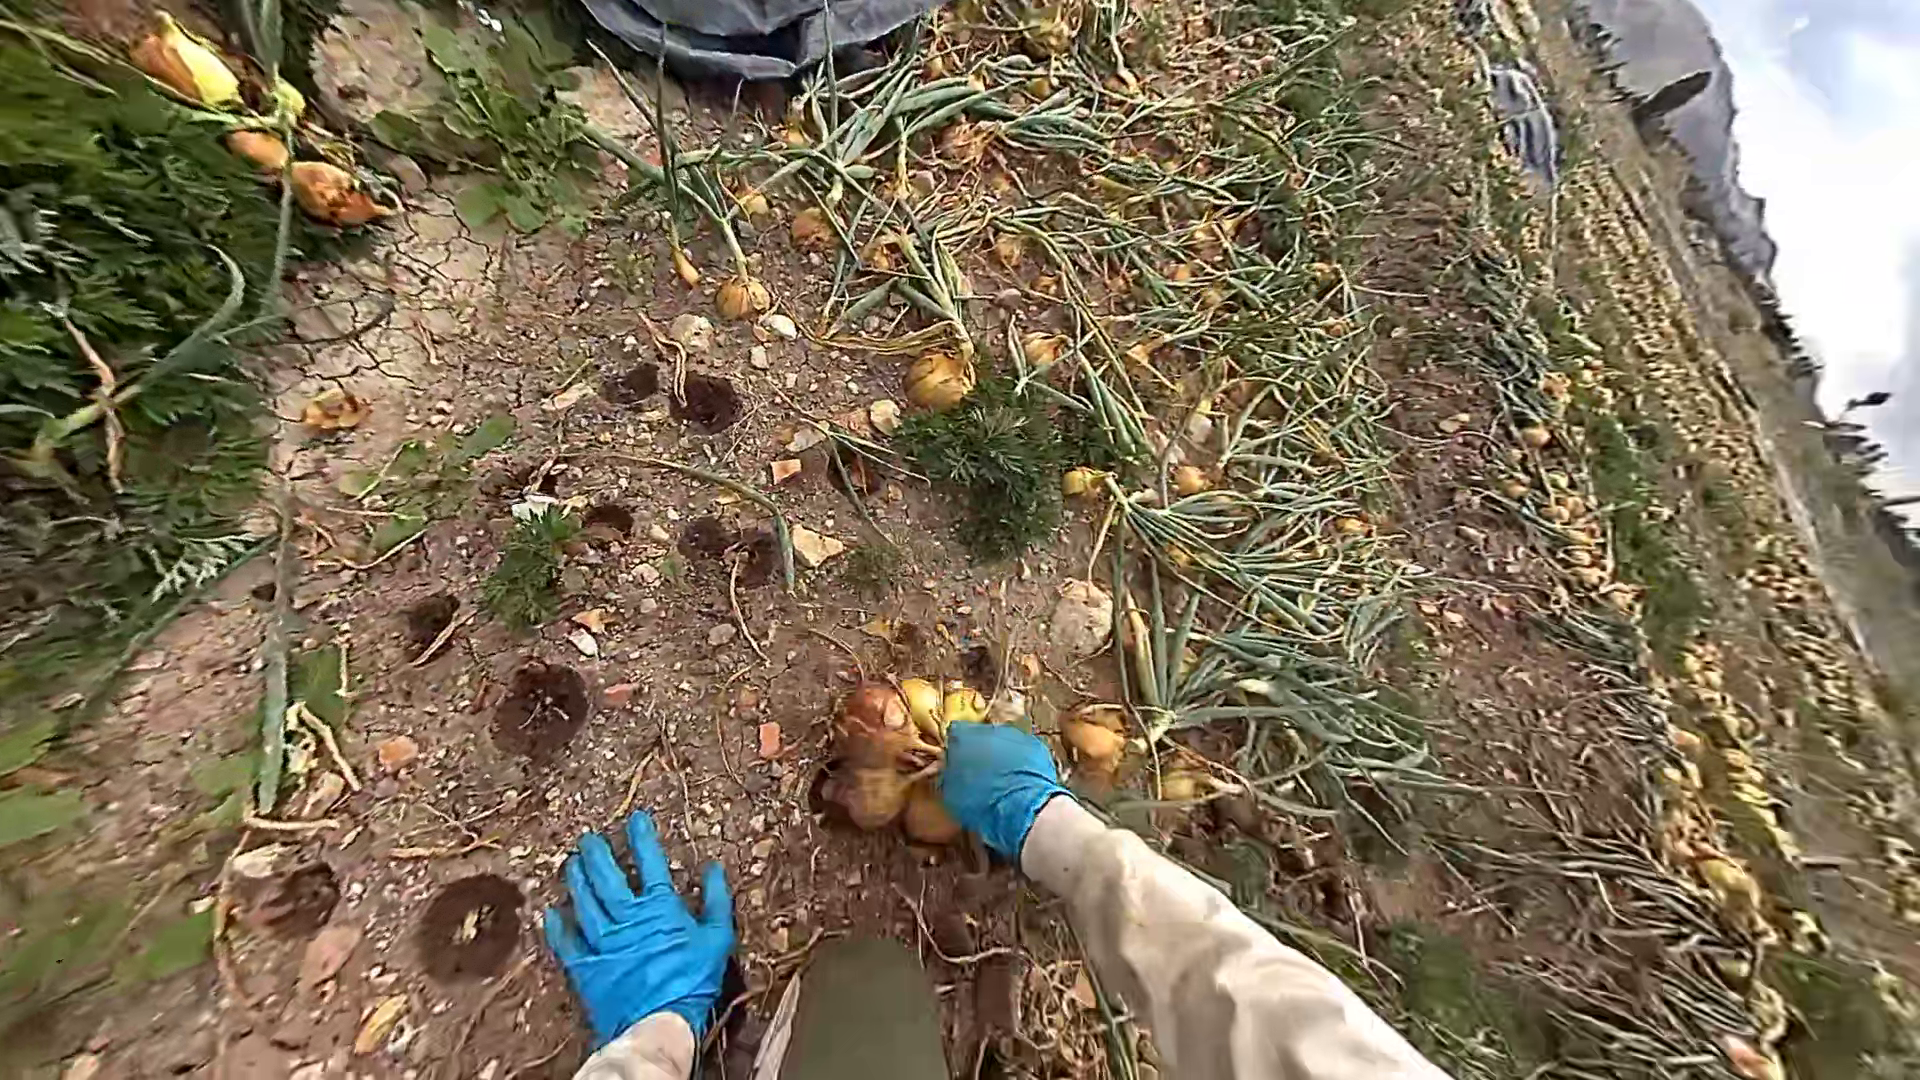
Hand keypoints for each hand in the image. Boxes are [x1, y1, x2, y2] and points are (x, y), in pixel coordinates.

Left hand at [543, 811, 733, 1045]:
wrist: (659, 1024)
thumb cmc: (693, 977)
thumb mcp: (717, 935)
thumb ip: (717, 899)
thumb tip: (714, 868)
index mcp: (660, 906)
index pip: (649, 862)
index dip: (642, 838)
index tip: (635, 819)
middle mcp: (628, 918)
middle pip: (608, 878)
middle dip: (598, 855)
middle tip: (588, 839)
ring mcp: (604, 943)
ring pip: (586, 903)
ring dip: (578, 881)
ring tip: (570, 863)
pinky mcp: (586, 969)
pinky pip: (567, 943)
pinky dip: (558, 926)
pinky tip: (551, 911)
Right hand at [938, 721, 1069, 858]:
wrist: (1025, 808)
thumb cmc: (982, 803)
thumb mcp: (952, 795)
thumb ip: (947, 774)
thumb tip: (948, 767)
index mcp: (964, 736)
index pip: (955, 732)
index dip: (956, 748)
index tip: (957, 762)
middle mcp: (990, 729)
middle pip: (980, 735)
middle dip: (980, 751)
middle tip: (980, 775)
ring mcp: (1015, 735)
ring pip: (1003, 742)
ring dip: (1001, 755)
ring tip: (1003, 782)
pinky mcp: (1037, 746)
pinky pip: (1024, 751)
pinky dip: (1022, 762)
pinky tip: (1021, 782)